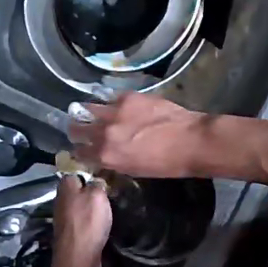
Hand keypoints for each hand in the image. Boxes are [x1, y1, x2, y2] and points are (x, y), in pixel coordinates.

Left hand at [53, 174, 112, 266]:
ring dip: (91, 204)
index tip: (104, 172)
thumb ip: (97, 183)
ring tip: (107, 204)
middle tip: (109, 188)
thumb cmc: (88, 222)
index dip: (90, 170)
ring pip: (79, 203)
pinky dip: (89, 218)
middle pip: (77, 187)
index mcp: (65, 186)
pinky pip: (80, 218)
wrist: (77, 258)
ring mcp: (63, 216)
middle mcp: (60, 199)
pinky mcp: (68, 231)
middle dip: (91, 187)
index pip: (75, 169)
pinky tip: (99, 221)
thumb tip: (96, 178)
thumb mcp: (98, 196)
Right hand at [68, 93, 214, 177]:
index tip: (82, 148)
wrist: (190, 141)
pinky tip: (119, 106)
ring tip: (95, 113)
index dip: (79, 150)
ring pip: (89, 108)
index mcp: (105, 155)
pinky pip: (110, 98)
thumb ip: (113, 161)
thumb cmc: (166, 164)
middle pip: (77, 127)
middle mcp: (104, 133)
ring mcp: (115, 112)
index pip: (79, 152)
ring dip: (89, 112)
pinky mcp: (128, 97)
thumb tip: (104, 154)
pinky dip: (111, 103)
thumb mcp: (133, 170)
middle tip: (82, 128)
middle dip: (77, 129)